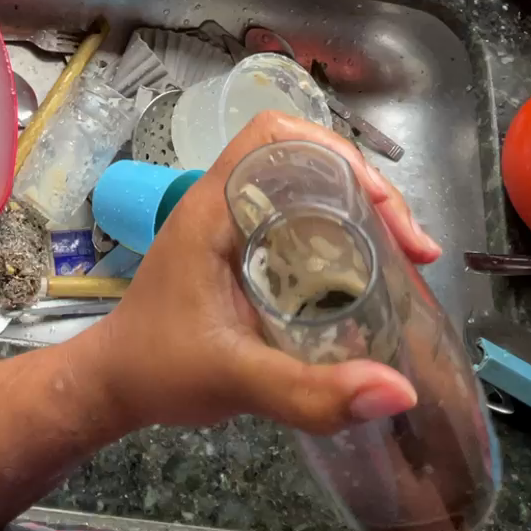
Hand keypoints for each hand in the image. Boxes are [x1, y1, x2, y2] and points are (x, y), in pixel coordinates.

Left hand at [76, 111, 440, 436]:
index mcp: (212, 210)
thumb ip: (309, 393)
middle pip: (302, 160)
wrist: (116, 382)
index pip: (271, 137)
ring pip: (305, 193)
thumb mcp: (234, 379)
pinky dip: (340, 239)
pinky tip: (371, 276)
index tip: (380, 205)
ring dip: (359, 214)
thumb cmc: (159, 367)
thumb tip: (400, 391)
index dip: (332, 151)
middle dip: (365, 190)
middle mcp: (222, 206)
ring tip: (407, 259)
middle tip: (413, 247)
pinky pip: (299, 226)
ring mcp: (231, 228)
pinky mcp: (240, 254)